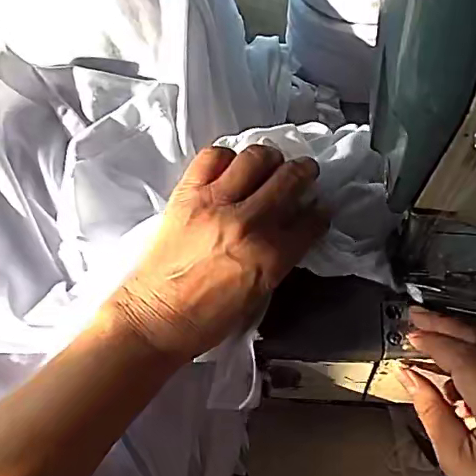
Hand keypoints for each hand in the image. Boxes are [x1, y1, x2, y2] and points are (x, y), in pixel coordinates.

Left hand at [103, 145, 328, 362]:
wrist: (156, 318)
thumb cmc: (208, 318)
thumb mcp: (260, 294)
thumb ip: (279, 258)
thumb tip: (290, 231)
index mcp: (271, 256)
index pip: (310, 221)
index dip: (319, 212)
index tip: (318, 207)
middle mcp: (249, 223)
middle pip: (290, 180)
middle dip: (304, 173)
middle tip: (304, 172)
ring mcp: (216, 203)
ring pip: (256, 158)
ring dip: (270, 158)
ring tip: (270, 164)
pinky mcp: (187, 194)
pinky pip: (214, 157)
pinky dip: (227, 157)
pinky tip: (231, 168)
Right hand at [397, 308, 475, 475]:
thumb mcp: (454, 459)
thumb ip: (431, 408)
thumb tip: (410, 374)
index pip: (466, 359)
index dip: (434, 342)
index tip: (410, 335)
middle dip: (446, 326)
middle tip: (416, 318)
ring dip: (461, 346)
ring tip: (429, 355)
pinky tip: (459, 382)